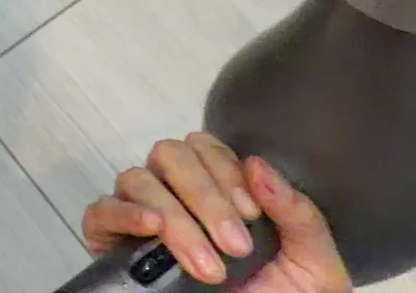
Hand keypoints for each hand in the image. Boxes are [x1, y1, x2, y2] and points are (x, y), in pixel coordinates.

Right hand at [82, 133, 349, 292]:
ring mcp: (136, 208)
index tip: (252, 213)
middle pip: (168, 153)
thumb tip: (257, 164)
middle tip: (235, 247)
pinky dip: (125, 213)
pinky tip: (151, 228)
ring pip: (137, 179)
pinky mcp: (108, 233)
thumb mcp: (313, 269)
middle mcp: (170, 189)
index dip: (224, 169)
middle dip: (203, 195)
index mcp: (214, 188)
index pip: (203, 146)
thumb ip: (299, 217)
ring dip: (176, 219)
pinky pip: (102, 208)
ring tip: (208, 269)